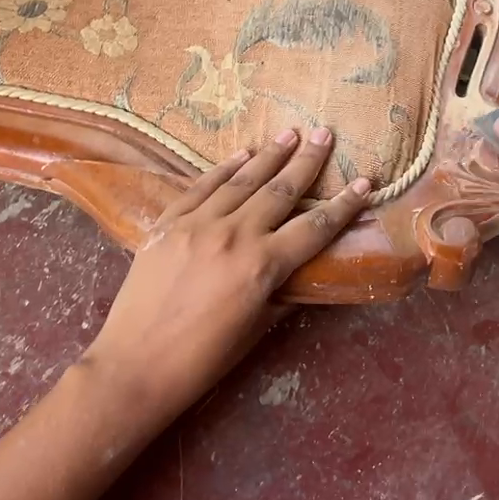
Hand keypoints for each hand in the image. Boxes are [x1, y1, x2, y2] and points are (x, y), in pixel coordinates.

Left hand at [82, 127, 370, 416]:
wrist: (133, 366)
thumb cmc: (202, 360)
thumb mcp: (255, 329)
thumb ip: (279, 291)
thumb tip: (297, 268)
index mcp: (262, 267)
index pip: (315, 228)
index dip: (343, 205)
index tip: (364, 181)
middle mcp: (235, 236)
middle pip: (280, 191)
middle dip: (307, 161)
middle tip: (326, 133)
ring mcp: (198, 225)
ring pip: (242, 181)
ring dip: (270, 155)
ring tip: (290, 132)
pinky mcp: (168, 223)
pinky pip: (201, 187)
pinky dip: (224, 168)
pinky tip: (242, 153)